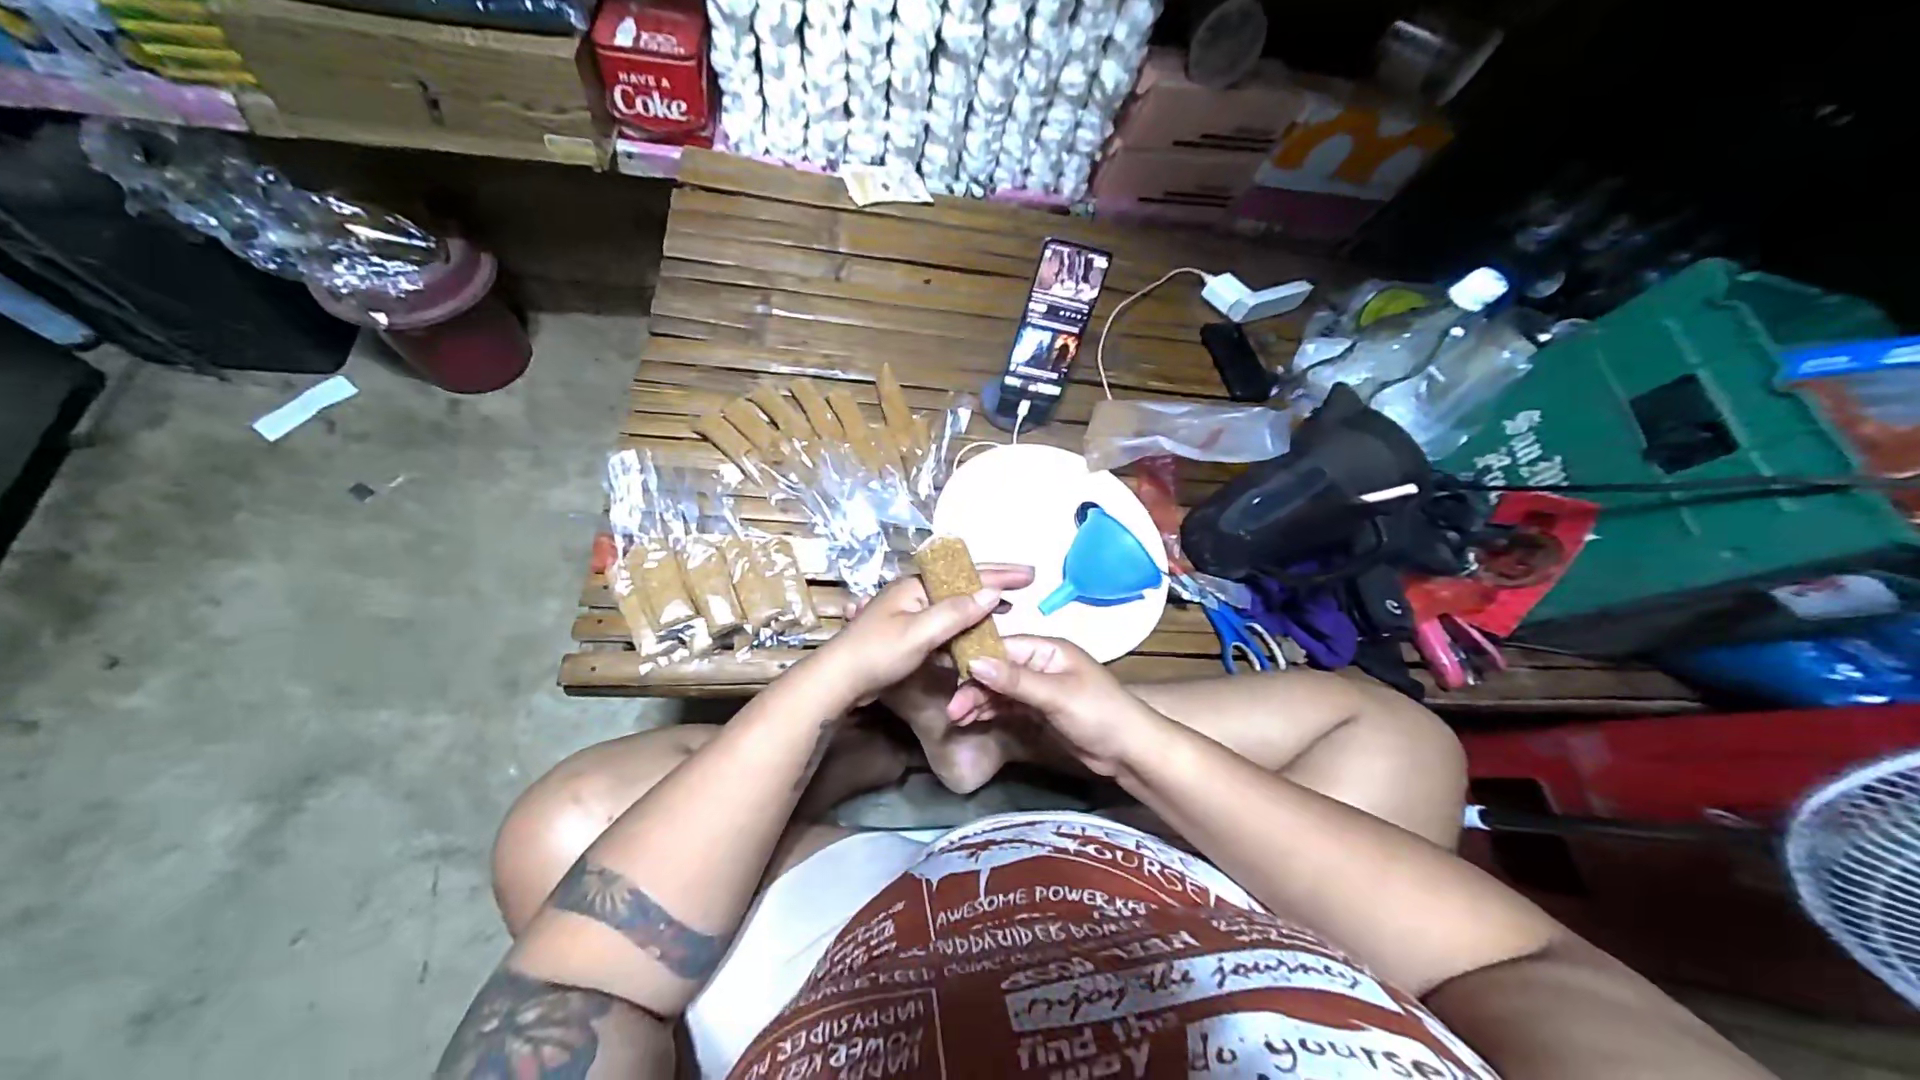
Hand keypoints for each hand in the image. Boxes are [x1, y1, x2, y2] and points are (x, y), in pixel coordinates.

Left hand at [812, 564, 1029, 704]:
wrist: (838, 681)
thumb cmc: (877, 653)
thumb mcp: (920, 632)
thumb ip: (956, 613)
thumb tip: (991, 592)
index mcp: (918, 586)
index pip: (967, 575)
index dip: (1000, 574)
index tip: (1030, 574)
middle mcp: (916, 595)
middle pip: (962, 586)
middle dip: (993, 585)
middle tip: (1024, 586)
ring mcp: (911, 615)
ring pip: (955, 608)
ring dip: (980, 608)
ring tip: (1008, 608)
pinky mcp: (909, 636)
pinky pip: (945, 627)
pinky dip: (964, 629)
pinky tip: (978, 636)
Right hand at [955, 636, 1169, 776]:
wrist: (1129, 752)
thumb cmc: (1098, 714)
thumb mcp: (1055, 695)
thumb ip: (1015, 680)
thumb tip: (974, 662)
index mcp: (1047, 649)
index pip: (1003, 646)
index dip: (976, 658)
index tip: (950, 672)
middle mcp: (1040, 664)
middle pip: (997, 670)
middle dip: (974, 686)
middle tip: (952, 709)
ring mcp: (1038, 688)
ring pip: (999, 689)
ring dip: (978, 701)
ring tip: (956, 718)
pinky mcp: (1038, 710)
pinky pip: (1007, 706)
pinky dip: (990, 712)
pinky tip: (972, 719)